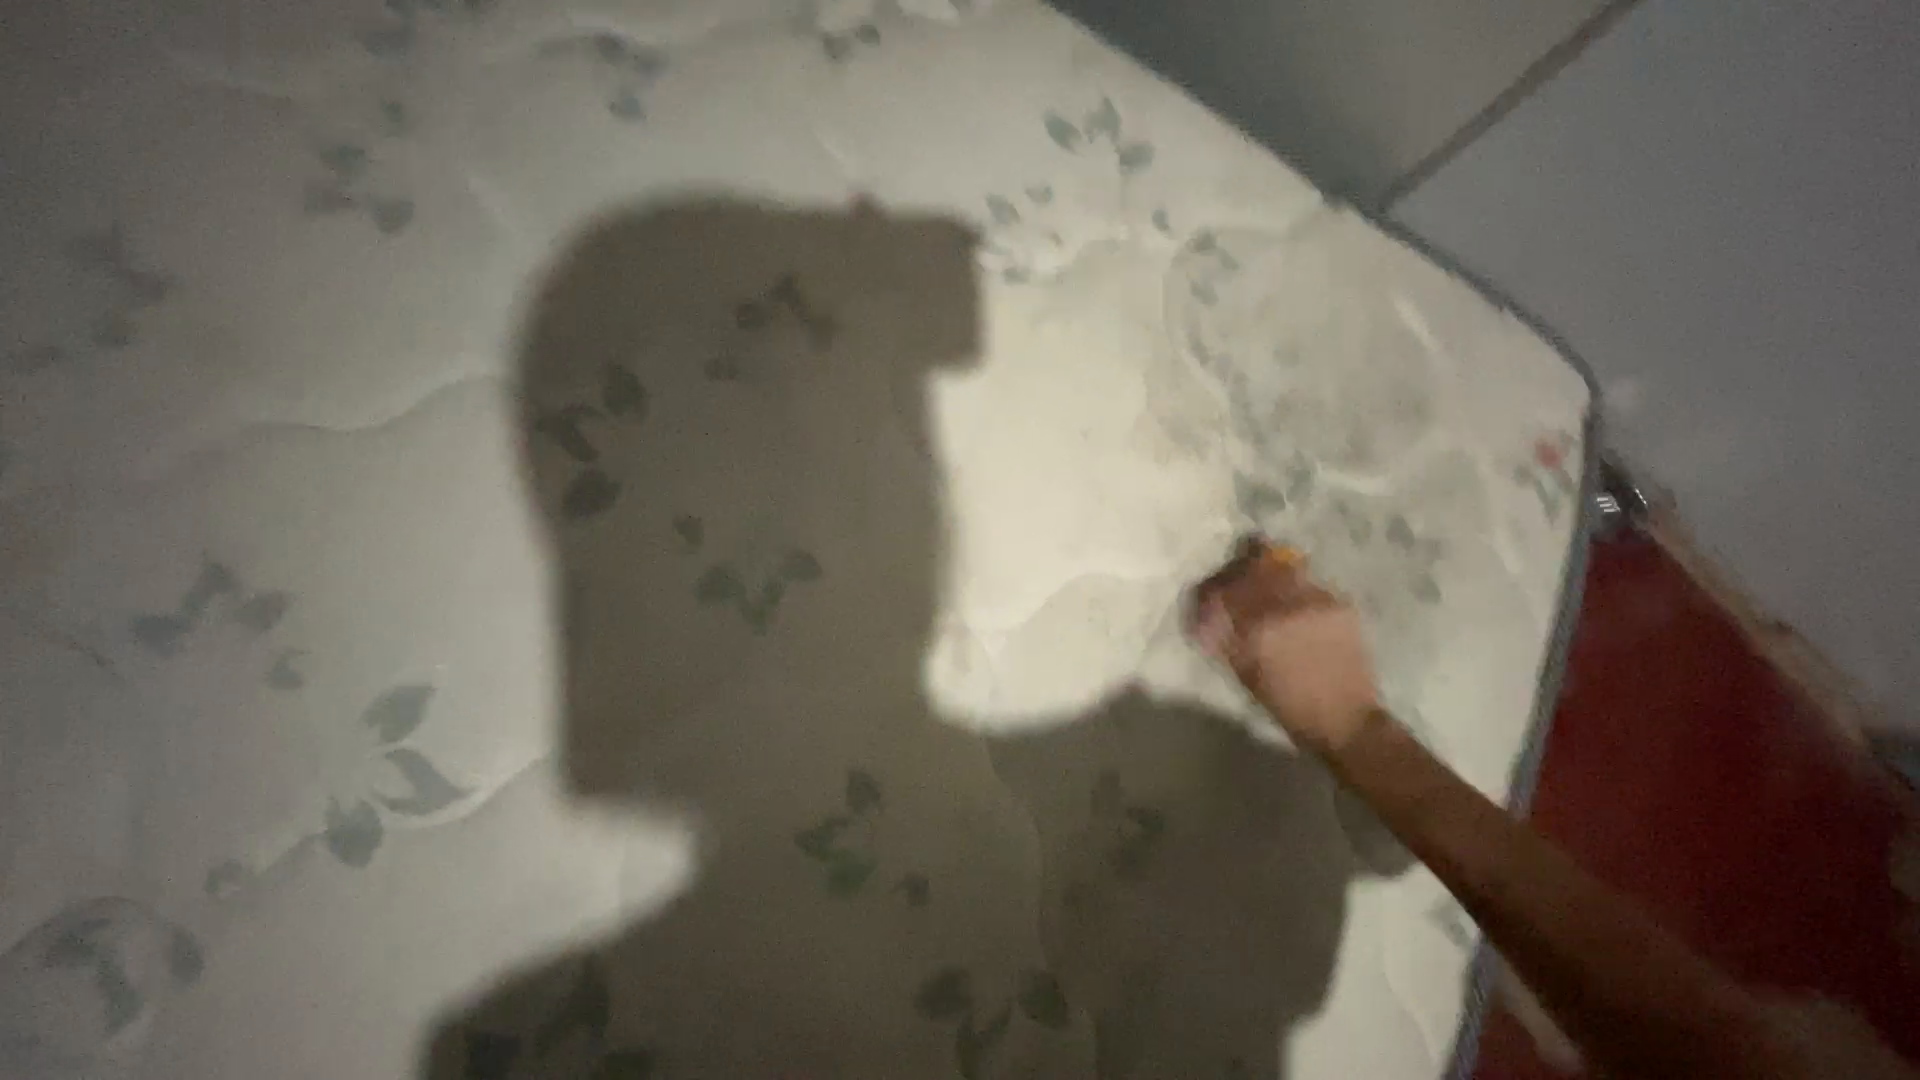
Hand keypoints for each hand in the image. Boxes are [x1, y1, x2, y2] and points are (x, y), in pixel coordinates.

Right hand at [1186, 536, 1381, 753]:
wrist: (1344, 718)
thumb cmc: (1287, 704)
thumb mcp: (1244, 673)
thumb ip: (1224, 637)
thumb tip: (1207, 614)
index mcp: (1258, 626)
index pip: (1225, 588)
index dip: (1212, 588)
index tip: (1208, 596)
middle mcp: (1288, 604)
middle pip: (1256, 562)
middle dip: (1240, 568)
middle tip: (1235, 579)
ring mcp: (1318, 600)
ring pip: (1286, 566)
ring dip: (1269, 570)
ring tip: (1264, 583)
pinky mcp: (1340, 604)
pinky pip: (1310, 583)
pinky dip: (1296, 587)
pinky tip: (1295, 605)